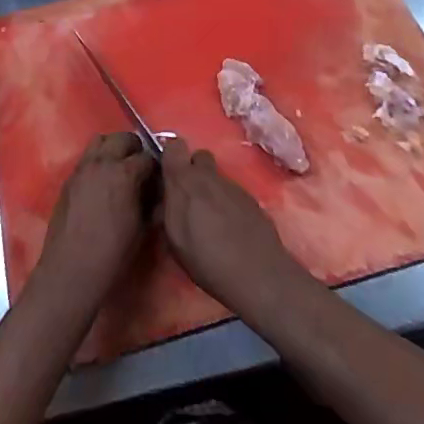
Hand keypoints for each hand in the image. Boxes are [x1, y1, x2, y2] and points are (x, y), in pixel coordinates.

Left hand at [38, 132, 155, 289]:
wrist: (73, 264)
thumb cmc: (114, 252)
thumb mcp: (142, 229)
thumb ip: (150, 203)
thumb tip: (156, 191)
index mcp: (124, 174)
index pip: (146, 156)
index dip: (156, 166)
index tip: (159, 177)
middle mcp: (101, 163)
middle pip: (121, 138)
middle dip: (134, 148)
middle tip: (140, 166)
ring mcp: (82, 168)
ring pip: (99, 141)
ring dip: (112, 147)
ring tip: (120, 167)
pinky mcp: (69, 177)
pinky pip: (86, 157)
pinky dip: (97, 159)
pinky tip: (102, 181)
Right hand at [158, 136, 310, 315]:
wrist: (260, 277)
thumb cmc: (207, 259)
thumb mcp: (174, 239)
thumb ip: (166, 209)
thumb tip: (164, 197)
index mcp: (184, 181)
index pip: (174, 146)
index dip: (170, 154)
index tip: (167, 172)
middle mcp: (210, 177)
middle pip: (199, 156)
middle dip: (193, 168)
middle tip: (189, 194)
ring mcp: (235, 187)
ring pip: (217, 176)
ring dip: (211, 189)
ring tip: (212, 218)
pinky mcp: (254, 201)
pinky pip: (234, 193)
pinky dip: (229, 203)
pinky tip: (231, 228)